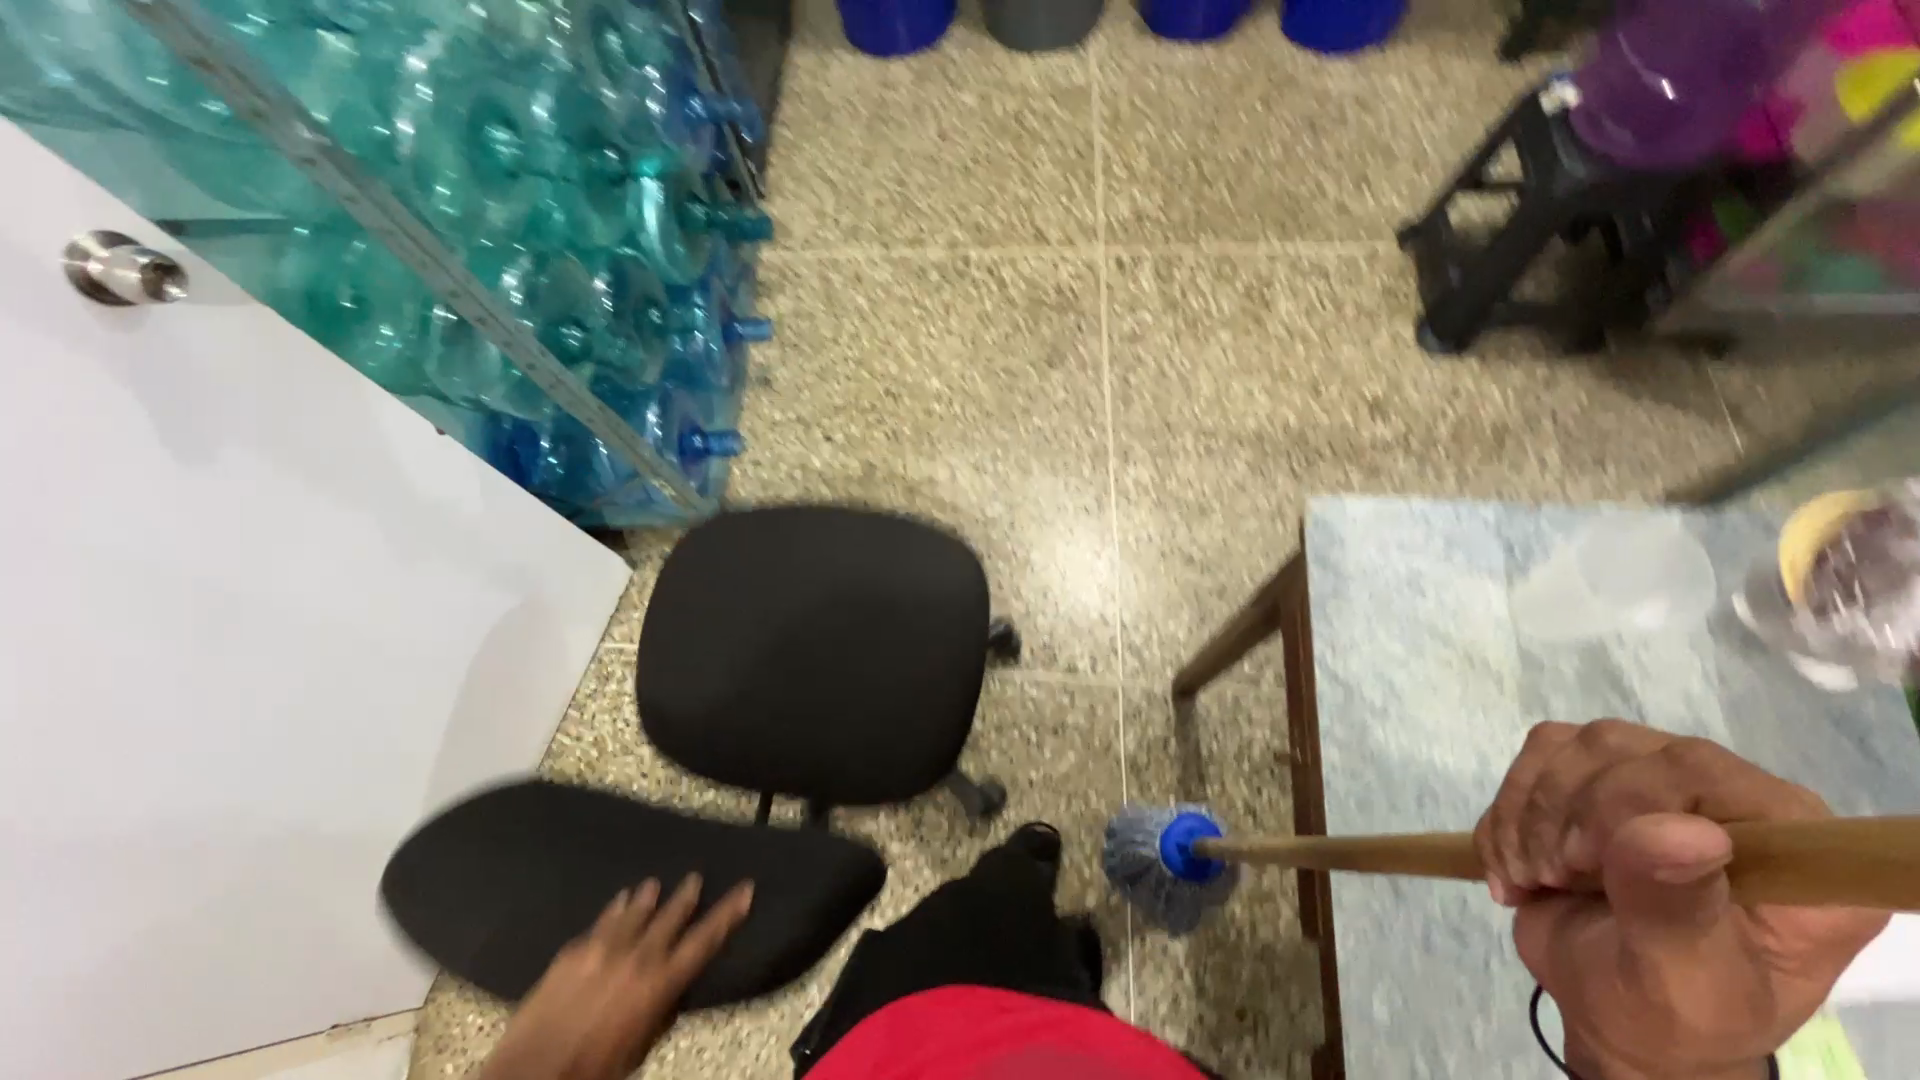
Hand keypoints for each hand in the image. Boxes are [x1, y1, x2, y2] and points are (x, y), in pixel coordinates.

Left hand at [478, 875, 753, 1079]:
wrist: (531, 1073)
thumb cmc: (595, 1070)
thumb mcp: (640, 1049)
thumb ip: (659, 1012)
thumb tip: (670, 992)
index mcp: (658, 984)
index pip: (704, 941)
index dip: (728, 914)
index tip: (745, 889)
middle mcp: (635, 958)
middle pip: (669, 917)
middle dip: (686, 897)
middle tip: (696, 877)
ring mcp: (600, 951)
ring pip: (632, 913)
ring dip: (646, 899)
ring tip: (654, 884)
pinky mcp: (571, 954)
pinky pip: (600, 923)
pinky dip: (614, 910)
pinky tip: (618, 901)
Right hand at [1474, 720, 1884, 1079]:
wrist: (1614, 1011)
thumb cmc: (1671, 1014)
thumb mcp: (1685, 981)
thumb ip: (1679, 908)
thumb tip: (1686, 831)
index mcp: (1788, 845)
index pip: (1697, 768)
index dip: (1623, 798)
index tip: (1581, 863)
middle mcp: (1728, 799)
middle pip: (1616, 749)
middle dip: (1563, 813)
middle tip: (1552, 876)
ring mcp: (1655, 783)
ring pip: (1567, 748)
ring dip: (1526, 814)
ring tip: (1533, 876)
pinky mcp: (1592, 782)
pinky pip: (1532, 760)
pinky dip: (1504, 813)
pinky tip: (1515, 863)